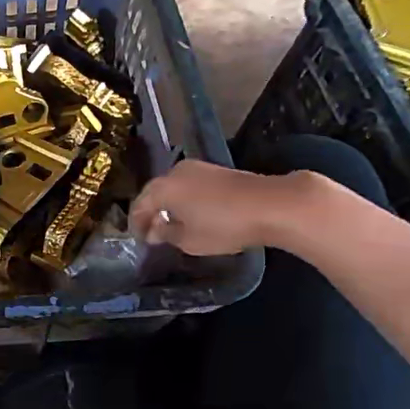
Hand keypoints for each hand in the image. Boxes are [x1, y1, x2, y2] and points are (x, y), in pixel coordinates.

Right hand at [129, 160, 310, 255]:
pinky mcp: (216, 170)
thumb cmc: (224, 225)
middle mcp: (174, 173)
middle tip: (152, 232)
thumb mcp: (189, 240)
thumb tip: (154, 231)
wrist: (273, 204)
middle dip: (151, 212)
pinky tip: (192, 213)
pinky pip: (189, 185)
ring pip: (173, 187)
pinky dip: (185, 199)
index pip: (138, 206)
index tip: (139, 240)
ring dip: (168, 205)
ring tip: (172, 224)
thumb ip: (166, 234)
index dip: (136, 225)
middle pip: (154, 193)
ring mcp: (197, 168)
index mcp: (162, 188)